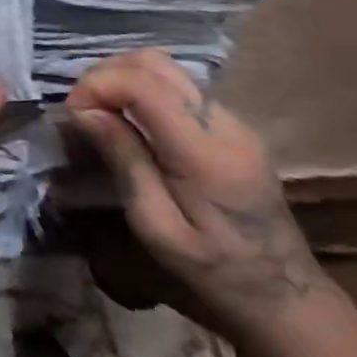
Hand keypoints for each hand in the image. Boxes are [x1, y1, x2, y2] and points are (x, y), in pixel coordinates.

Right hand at [66, 49, 336, 356]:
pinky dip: (139, 90)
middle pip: (154, 63)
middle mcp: (225, 124)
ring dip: (121, 79)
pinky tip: (125, 120)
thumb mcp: (155, 225)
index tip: (72, 114)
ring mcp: (232, 121)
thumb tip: (83, 111)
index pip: (144, 85)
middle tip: (81, 110)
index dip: (97, 86)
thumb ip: (124, 161)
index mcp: (206, 153)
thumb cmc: (213, 269)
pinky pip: (176, 87)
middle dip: (105, 75)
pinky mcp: (230, 126)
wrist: (284, 293)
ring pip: (165, 68)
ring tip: (98, 113)